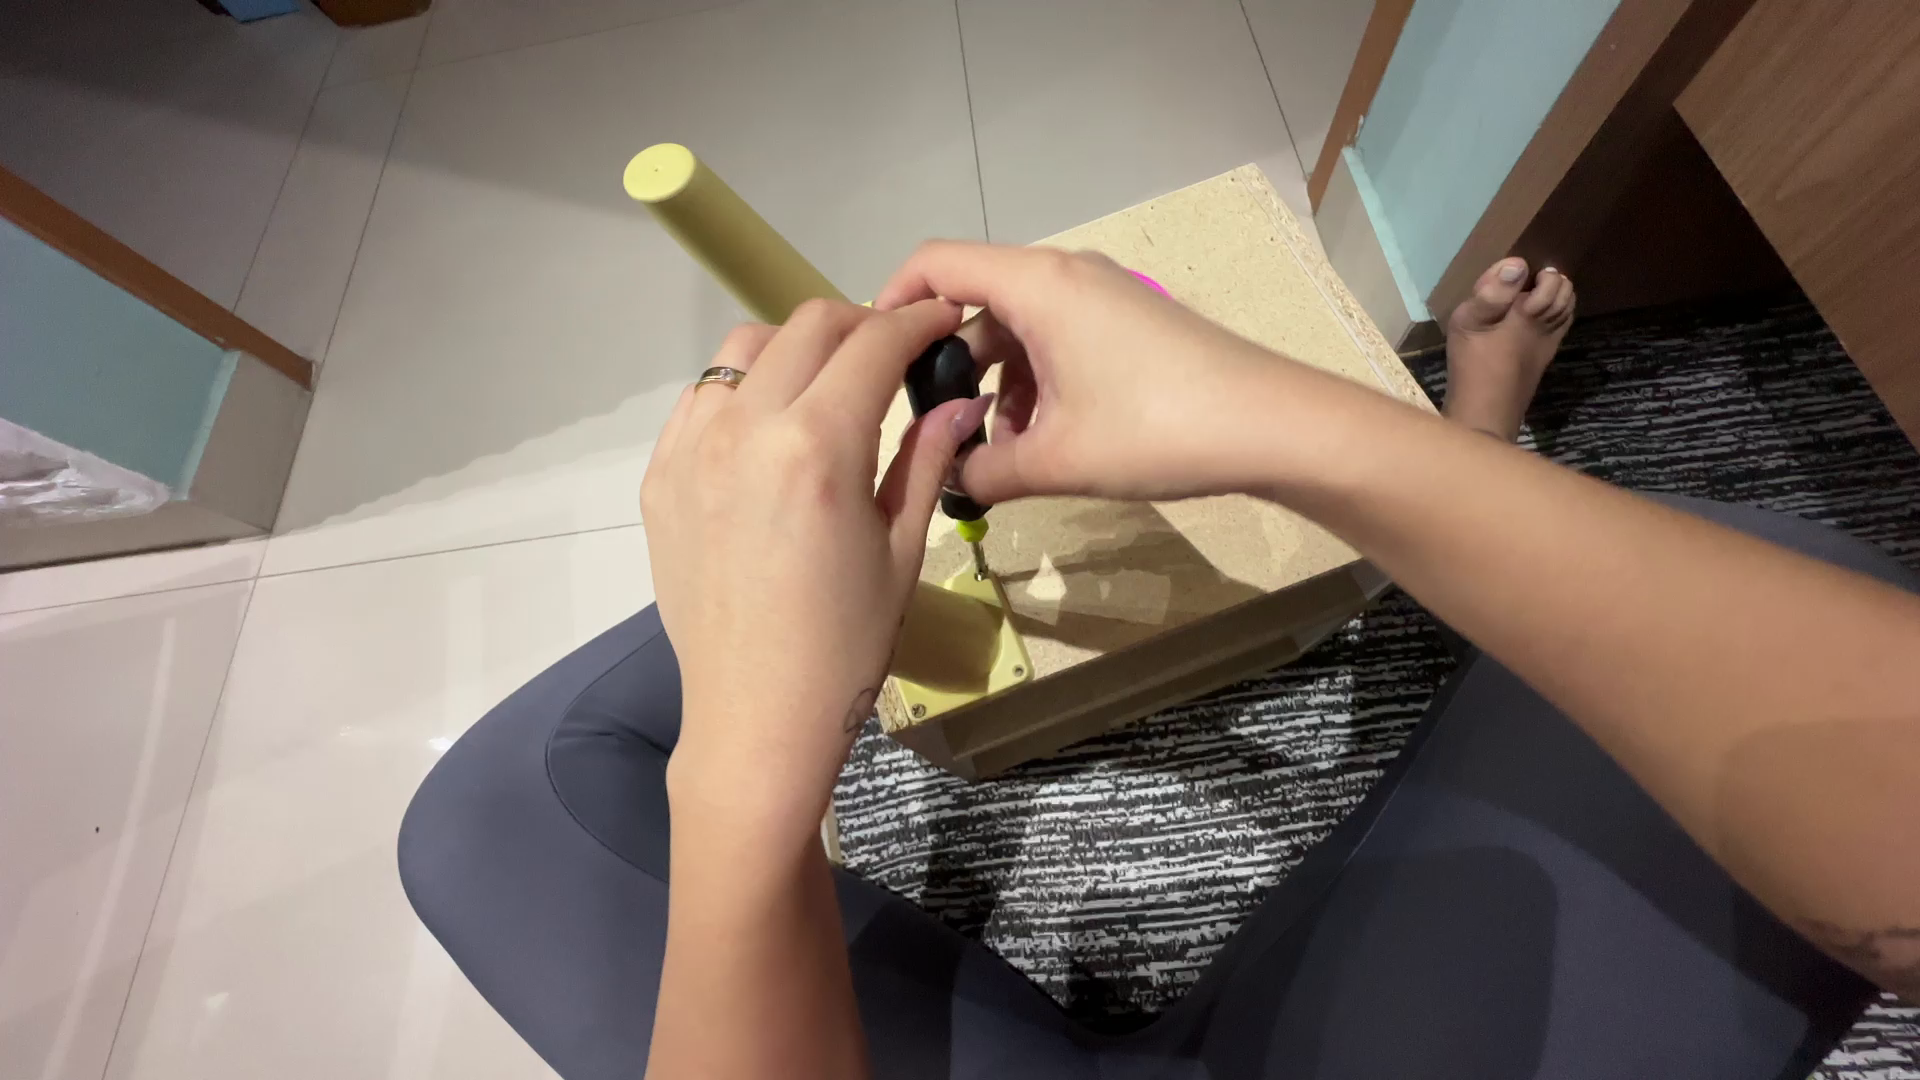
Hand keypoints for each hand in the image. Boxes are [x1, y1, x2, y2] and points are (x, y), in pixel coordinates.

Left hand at [642, 299, 994, 846]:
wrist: (757, 713)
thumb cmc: (847, 642)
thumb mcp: (902, 549)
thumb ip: (926, 459)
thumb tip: (961, 401)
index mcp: (817, 448)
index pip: (873, 344)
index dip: (916, 320)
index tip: (941, 318)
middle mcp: (744, 428)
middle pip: (807, 325)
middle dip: (862, 323)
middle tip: (892, 355)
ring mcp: (689, 449)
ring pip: (744, 348)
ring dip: (796, 349)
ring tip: (826, 389)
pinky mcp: (659, 477)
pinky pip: (701, 397)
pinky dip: (743, 389)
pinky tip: (768, 431)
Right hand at [875, 241, 1305, 502]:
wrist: (1271, 427)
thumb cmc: (1153, 430)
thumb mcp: (1055, 460)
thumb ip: (986, 471)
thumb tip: (955, 482)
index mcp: (1036, 286)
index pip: (936, 263)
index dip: (893, 300)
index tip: (875, 357)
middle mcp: (1064, 276)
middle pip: (977, 301)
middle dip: (949, 364)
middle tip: (936, 424)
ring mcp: (1099, 297)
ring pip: (1018, 329)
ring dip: (996, 385)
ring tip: (998, 449)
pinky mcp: (1125, 324)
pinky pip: (1056, 341)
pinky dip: (1035, 384)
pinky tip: (1043, 440)